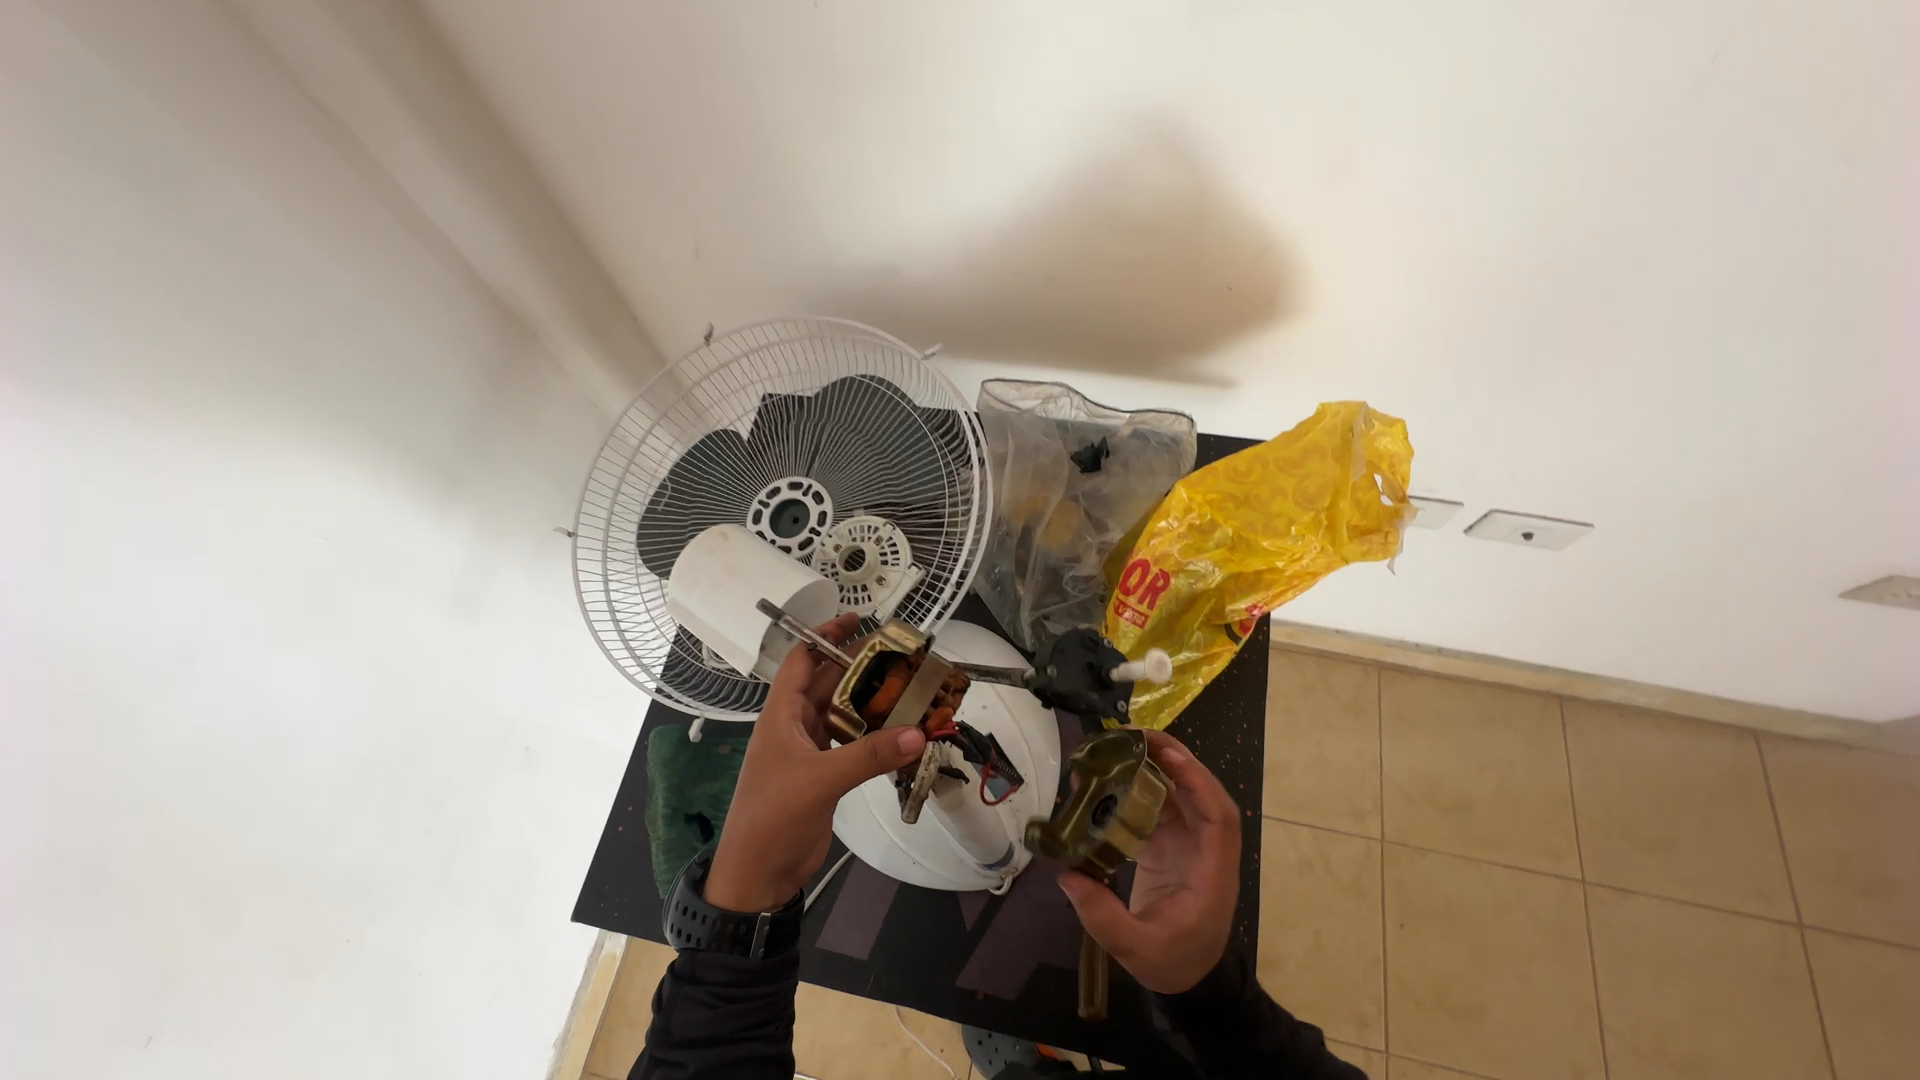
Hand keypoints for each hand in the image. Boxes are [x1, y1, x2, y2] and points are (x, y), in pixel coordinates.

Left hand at [704, 614, 927, 912]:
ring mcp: (808, 751)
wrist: (758, 874)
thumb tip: (919, 732)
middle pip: (829, 684)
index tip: (859, 620)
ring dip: (870, 702)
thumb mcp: (820, 780)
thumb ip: (870, 754)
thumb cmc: (774, 816)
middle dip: (861, 667)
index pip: (802, 660)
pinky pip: (851, 743)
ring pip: (843, 714)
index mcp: (782, 715)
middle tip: (901, 655)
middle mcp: (794, 726)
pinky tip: (900, 732)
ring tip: (909, 687)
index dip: (826, 636)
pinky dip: (872, 735)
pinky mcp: (823, 775)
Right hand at [1057, 730, 1241, 993]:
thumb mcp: (1137, 949)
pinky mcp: (1173, 846)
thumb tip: (1066, 874)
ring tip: (1122, 746)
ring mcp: (1191, 845)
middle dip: (1175, 759)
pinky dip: (1142, 787)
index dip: (1197, 781)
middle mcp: (1206, 849)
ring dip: (1158, 767)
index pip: (1218, 815)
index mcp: (1212, 871)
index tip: (1166, 756)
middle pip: (1200, 793)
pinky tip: (1114, 777)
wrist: (1191, 981)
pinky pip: (1162, 806)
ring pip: (1181, 794)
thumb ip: (1102, 915)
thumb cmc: (1174, 964)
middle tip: (1136, 736)